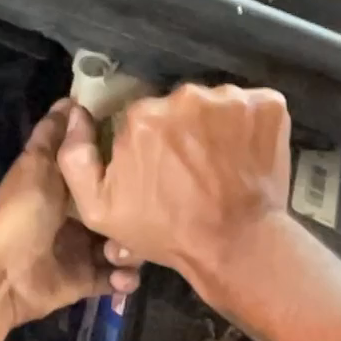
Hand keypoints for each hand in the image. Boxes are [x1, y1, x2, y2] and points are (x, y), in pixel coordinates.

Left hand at [0, 100, 139, 325]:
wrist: (4, 272)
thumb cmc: (22, 213)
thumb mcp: (38, 165)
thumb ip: (55, 137)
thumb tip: (70, 101)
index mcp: (57, 187)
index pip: (95, 173)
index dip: (117, 166)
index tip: (145, 154)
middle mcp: (70, 217)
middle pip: (114, 211)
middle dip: (133, 213)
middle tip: (146, 211)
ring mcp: (77, 250)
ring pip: (119, 245)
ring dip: (132, 249)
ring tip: (136, 249)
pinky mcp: (82, 280)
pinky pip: (112, 278)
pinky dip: (123, 279)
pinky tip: (124, 276)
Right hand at [57, 84, 298, 293]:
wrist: (235, 244)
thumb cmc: (163, 231)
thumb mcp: (98, 210)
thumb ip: (76, 159)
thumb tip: (74, 115)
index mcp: (140, 117)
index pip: (139, 120)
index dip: (145, 147)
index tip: (156, 173)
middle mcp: (184, 95)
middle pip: (176, 108)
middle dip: (180, 134)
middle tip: (188, 172)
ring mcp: (230, 98)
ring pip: (213, 106)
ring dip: (213, 129)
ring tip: (218, 166)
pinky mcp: (267, 105)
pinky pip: (251, 106)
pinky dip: (247, 126)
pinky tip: (243, 157)